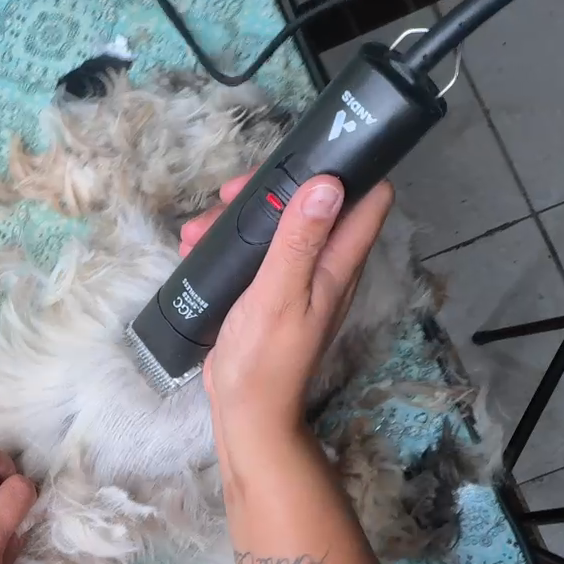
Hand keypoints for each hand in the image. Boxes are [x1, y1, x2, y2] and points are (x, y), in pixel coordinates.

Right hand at [186, 173, 394, 437]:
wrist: (245, 410)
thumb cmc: (263, 357)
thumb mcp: (278, 295)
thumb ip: (299, 241)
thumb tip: (327, 183)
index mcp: (337, 263)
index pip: (368, 196)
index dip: (346, 165)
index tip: (302, 153)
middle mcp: (324, 267)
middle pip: (313, 205)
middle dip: (272, 190)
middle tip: (227, 194)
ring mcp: (295, 282)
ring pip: (276, 230)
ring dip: (240, 221)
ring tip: (196, 230)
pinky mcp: (267, 296)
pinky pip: (255, 256)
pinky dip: (230, 248)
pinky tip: (196, 252)